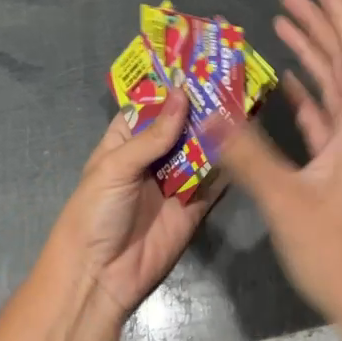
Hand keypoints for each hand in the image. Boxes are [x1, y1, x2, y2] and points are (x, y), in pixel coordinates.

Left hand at [52, 88, 224, 321]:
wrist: (99, 279)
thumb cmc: (94, 213)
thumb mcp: (116, 167)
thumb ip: (153, 136)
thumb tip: (182, 95)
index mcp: (125, 141)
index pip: (150, 105)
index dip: (170, 86)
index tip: (196, 60)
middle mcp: (152, 156)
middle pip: (180, 125)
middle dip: (201, 105)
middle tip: (230, 76)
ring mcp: (174, 181)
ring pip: (200, 148)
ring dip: (218, 129)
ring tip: (244, 100)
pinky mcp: (194, 207)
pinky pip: (213, 181)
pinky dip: (228, 164)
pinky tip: (247, 142)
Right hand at [212, 0, 341, 327]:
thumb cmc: (340, 250)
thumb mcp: (288, 200)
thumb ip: (248, 153)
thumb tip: (211, 108)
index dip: (336, 14)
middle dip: (317, 26)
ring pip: (335, 89)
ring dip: (311, 56)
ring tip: (282, 25)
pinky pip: (326, 118)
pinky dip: (306, 96)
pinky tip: (283, 84)